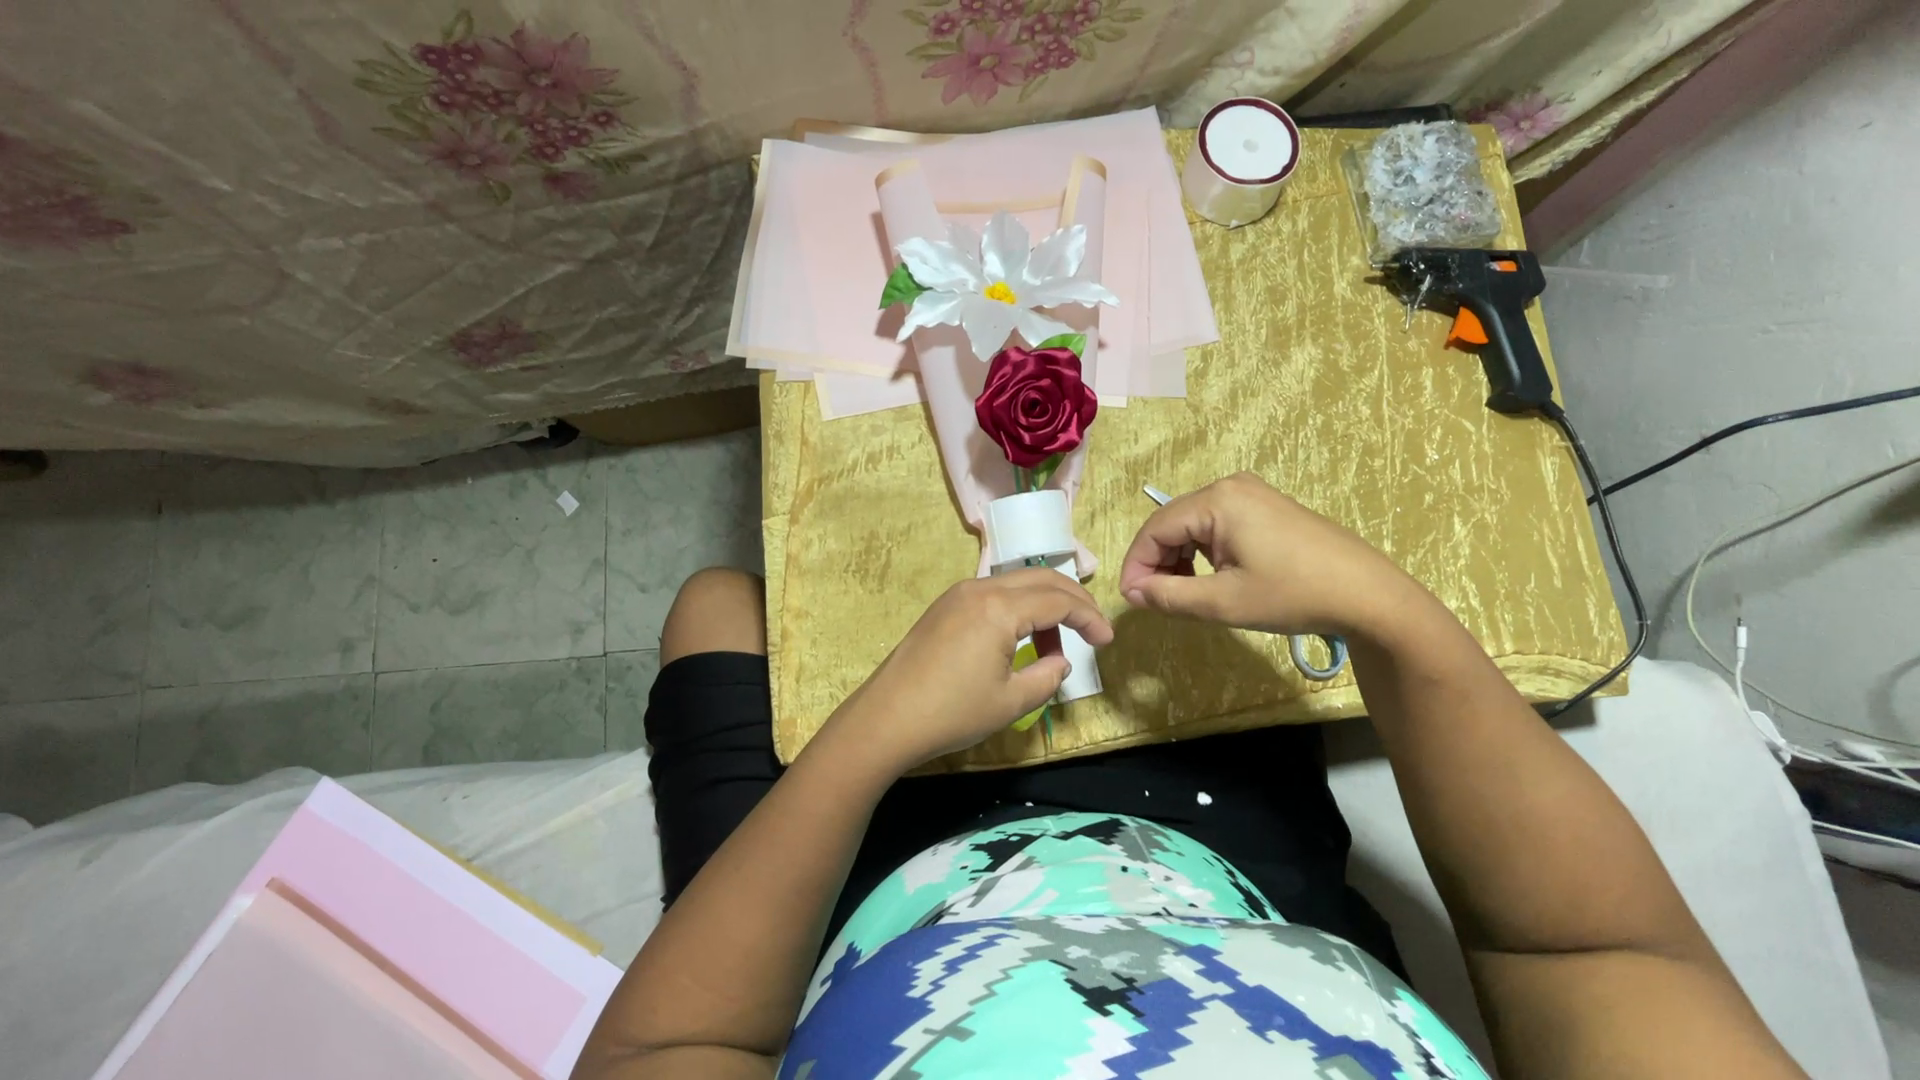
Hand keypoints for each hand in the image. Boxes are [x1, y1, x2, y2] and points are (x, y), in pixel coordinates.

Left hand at [819, 568, 1113, 774]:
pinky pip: (994, 594)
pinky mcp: (944, 607)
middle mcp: (979, 588)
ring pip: (1017, 584)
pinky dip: (1018, 609)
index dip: (1090, 618)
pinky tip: (1020, 641)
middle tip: (1093, 631)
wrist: (885, 719)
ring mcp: (957, 594)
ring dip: (1044, 606)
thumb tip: (1059, 660)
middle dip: (1074, 601)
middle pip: (1041, 579)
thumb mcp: (1011, 702)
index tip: (1108, 641)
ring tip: (1053, 648)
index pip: (1059, 600)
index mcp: (999, 607)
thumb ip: (1046, 676)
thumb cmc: (951, 713)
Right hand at [1118, 472, 1421, 638]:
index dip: (1136, 565)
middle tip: (1154, 602)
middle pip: (1172, 523)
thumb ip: (1169, 596)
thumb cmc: (1292, 595)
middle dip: (1156, 562)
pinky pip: (1216, 526)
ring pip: (1193, 525)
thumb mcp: (1223, 602)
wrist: (1367, 594)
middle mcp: (1230, 487)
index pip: (1154, 529)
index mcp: (1217, 501)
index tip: (1132, 601)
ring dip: (1178, 559)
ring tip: (1181, 595)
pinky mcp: (1265, 508)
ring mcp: (1251, 495)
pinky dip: (1202, 553)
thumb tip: (1132, 594)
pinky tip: (1210, 579)